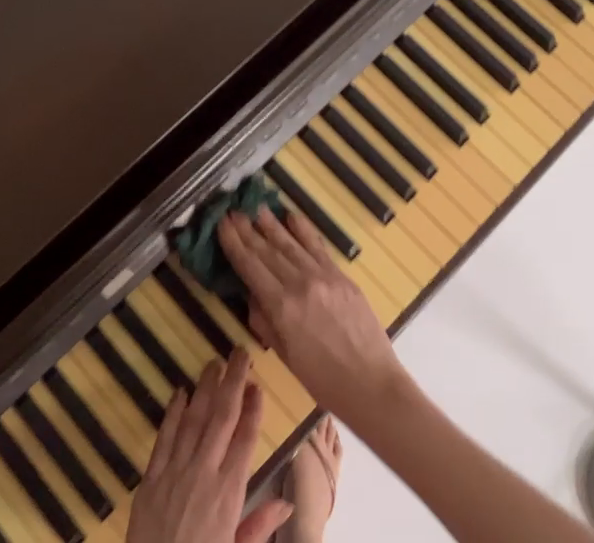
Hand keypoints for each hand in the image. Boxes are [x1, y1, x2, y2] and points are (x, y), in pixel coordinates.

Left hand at [125, 349, 292, 542]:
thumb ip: (259, 524)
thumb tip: (287, 503)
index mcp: (229, 492)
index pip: (245, 440)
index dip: (253, 410)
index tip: (258, 385)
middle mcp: (203, 473)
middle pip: (221, 419)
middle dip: (232, 383)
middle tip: (239, 353)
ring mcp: (174, 471)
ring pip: (193, 420)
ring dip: (205, 389)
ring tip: (214, 363)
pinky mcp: (150, 477)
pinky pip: (164, 437)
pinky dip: (172, 413)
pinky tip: (180, 392)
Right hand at [218, 207, 410, 423]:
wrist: (372, 384)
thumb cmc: (322, 380)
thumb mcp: (284, 354)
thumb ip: (264, 320)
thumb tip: (253, 293)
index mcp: (281, 306)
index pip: (250, 267)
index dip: (234, 244)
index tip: (221, 225)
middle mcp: (300, 284)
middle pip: (268, 251)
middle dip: (247, 231)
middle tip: (232, 212)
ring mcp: (324, 278)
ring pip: (291, 245)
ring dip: (271, 225)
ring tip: (255, 209)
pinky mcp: (342, 278)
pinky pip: (318, 248)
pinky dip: (304, 231)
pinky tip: (291, 217)